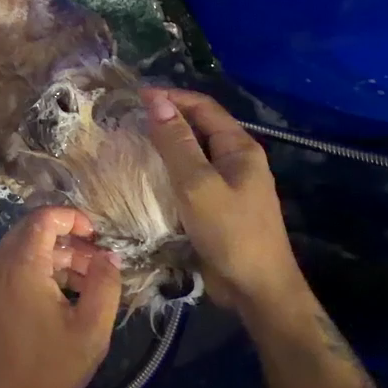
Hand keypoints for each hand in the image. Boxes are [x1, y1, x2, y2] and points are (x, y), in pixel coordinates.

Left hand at [0, 206, 121, 387]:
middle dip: (71, 240)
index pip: (44, 217)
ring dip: (60, 256)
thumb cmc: (47, 369)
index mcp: (20, 263)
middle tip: (101, 263)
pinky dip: (43, 269)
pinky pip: (18, 265)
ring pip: (27, 248)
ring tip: (93, 283)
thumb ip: (105, 286)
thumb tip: (109, 256)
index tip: (100, 237)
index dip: (74, 218)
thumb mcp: (89, 330)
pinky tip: (70, 295)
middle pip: (35, 230)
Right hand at [142, 88, 304, 311]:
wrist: (258, 290)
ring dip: (166, 145)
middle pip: (199, 127)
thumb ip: (176, 142)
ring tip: (133, 143)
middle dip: (167, 119)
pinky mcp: (219, 207)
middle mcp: (237, 160)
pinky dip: (170, 171)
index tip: (135, 97)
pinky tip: (148, 177)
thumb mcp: (197, 184)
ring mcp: (230, 185)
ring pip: (194, 153)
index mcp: (239, 148)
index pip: (203, 106)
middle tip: (129, 119)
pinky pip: (191, 178)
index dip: (171, 97)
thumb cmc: (231, 233)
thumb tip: (155, 101)